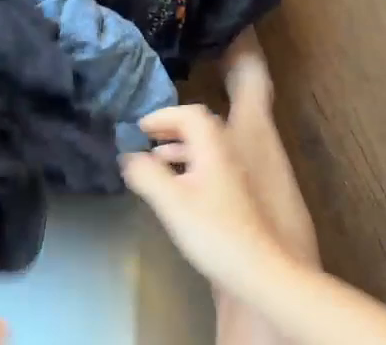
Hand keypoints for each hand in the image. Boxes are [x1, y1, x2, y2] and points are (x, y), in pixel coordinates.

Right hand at [120, 104, 283, 284]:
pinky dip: (189, 168)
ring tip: (155, 160)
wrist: (259, 271)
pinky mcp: (236, 198)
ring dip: (179, 149)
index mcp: (213, 147)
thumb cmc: (214, 232)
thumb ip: (146, 175)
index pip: (190, 114)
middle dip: (170, 129)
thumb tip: (127, 156)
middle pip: (198, 128)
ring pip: (204, 150)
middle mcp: (226, 155)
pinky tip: (177, 189)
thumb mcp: (171, 202)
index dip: (163, 116)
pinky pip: (209, 169)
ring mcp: (234, 177)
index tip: (140, 128)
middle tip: (147, 137)